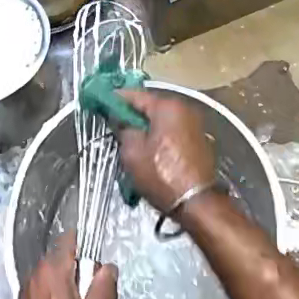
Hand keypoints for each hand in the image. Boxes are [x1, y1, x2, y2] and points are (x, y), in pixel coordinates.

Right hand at [116, 89, 217, 212]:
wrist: (198, 203)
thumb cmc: (162, 175)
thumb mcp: (132, 152)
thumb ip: (123, 128)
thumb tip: (119, 118)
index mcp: (167, 106)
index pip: (134, 94)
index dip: (114, 98)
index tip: (99, 103)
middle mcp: (184, 109)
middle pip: (150, 105)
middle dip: (131, 113)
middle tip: (112, 123)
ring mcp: (194, 124)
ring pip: (161, 119)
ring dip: (145, 126)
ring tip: (128, 138)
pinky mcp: (199, 140)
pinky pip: (172, 130)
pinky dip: (159, 135)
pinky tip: (147, 148)